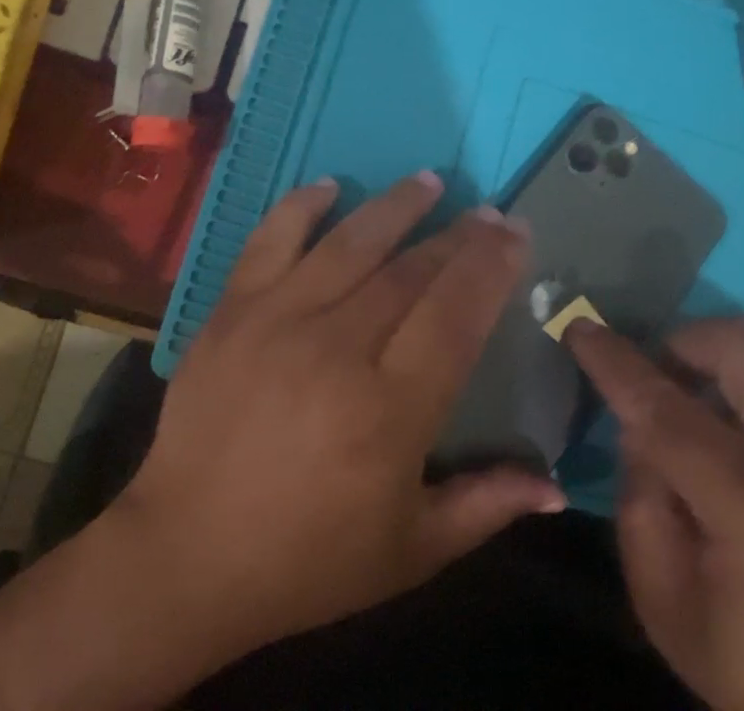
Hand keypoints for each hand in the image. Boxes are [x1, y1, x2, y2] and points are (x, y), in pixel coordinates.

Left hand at [112, 172, 565, 652]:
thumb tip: (557, 484)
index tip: (516, 232)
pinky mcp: (227, 315)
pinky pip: (269, 242)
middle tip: (485, 213)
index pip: (456, 314)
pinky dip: (300, 207)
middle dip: (455, 236)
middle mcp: (336, 349)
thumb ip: (486, 506)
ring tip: (428, 182)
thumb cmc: (306, 561)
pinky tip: (328, 186)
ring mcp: (274, 323)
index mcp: (390, 410)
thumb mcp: (411, 551)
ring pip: (347, 243)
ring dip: (393, 207)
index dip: (490, 266)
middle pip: (408, 272)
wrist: (186, 553)